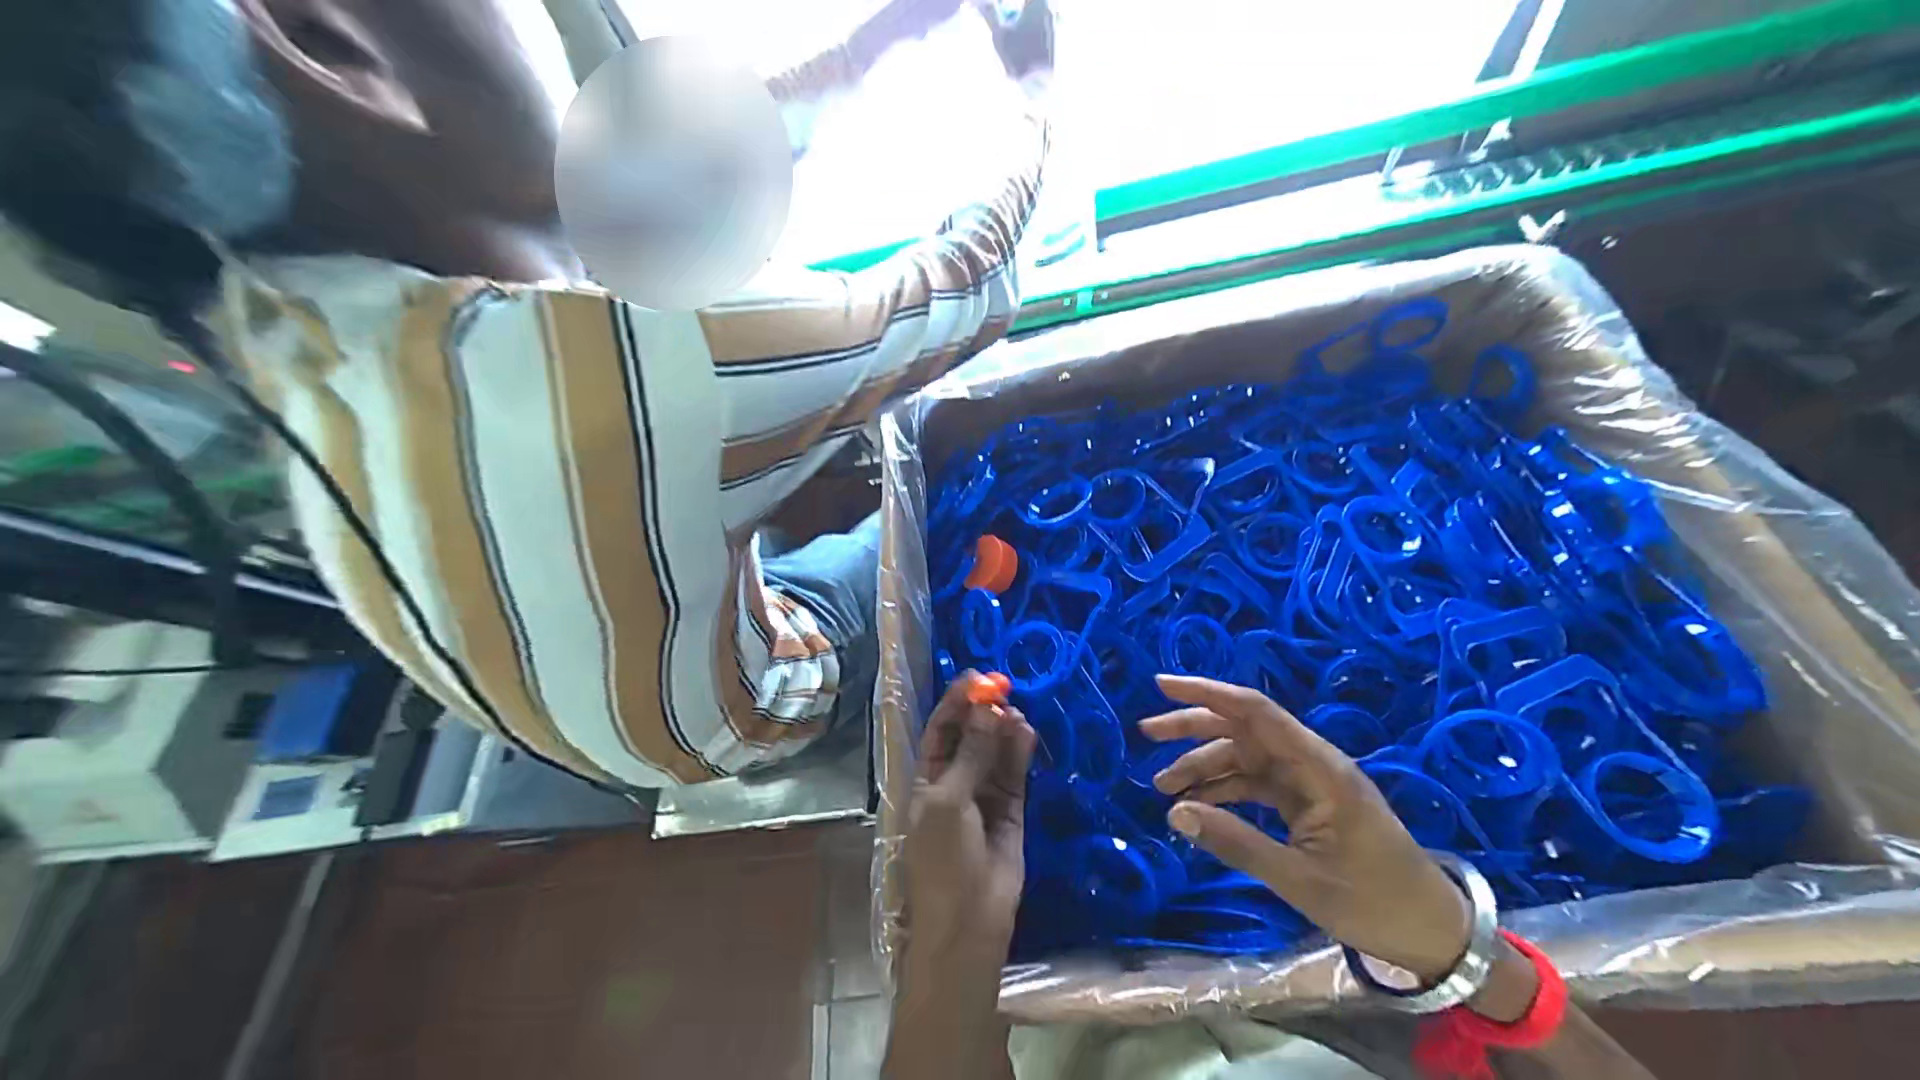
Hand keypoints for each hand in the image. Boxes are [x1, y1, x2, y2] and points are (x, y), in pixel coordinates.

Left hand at [901, 672, 1037, 980]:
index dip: (955, 704)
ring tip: (1016, 710)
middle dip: (983, 713)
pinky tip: (1027, 732)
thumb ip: (972, 754)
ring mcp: (984, 796)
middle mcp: (955, 782)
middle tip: (1002, 687)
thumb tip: (988, 709)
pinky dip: (1021, 752)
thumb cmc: (943, 857)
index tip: (974, 677)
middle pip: (970, 738)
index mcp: (927, 780)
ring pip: (996, 753)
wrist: (969, 920)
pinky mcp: (1011, 811)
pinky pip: (1015, 774)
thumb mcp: (949, 800)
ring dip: (1005, 730)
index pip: (940, 731)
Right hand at [1141, 674, 1473, 981]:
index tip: (1162, 685)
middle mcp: (1311, 763)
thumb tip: (1175, 812)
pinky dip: (1223, 790)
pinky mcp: (1305, 802)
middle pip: (1242, 728)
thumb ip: (1235, 842)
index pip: (1255, 712)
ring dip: (1203, 766)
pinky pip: (1254, 783)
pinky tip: (1196, 807)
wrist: (1433, 933)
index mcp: (1318, 768)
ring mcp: (1308, 782)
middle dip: (1193, 727)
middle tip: (1147, 732)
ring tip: (1163, 787)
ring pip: (1243, 756)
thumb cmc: (1374, 902)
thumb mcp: (1300, 878)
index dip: (1206, 692)